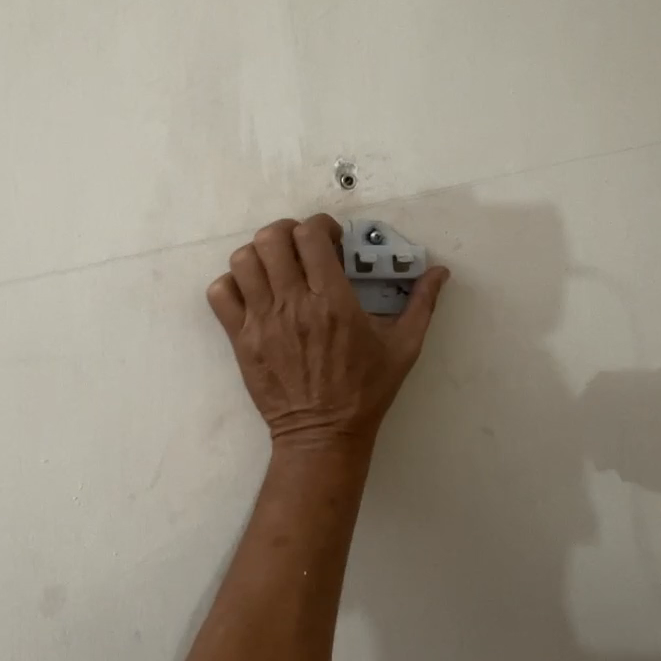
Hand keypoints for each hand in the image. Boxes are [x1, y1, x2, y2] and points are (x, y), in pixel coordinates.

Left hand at [207, 215, 450, 449]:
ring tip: (276, 267)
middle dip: (286, 232)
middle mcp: (294, 305)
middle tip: (301, 247)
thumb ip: (421, 304)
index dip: (319, 226)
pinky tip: (253, 293)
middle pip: (271, 239)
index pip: (310, 236)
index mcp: (334, 302)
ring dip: (258, 255)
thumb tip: (440, 272)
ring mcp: (262, 322)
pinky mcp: (241, 340)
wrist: (324, 435)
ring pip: (242, 261)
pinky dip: (231, 284)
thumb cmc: (366, 391)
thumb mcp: (404, 348)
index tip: (330, 239)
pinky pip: (220, 294)